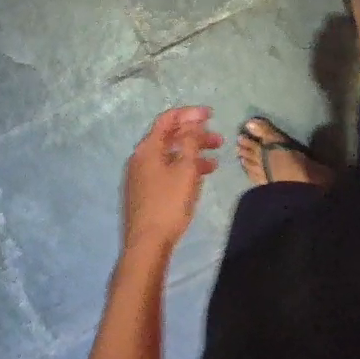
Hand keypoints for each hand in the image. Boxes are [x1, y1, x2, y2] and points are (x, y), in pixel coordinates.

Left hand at [122, 106, 222, 258]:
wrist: (147, 244)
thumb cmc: (168, 203)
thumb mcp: (185, 169)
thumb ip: (190, 141)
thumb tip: (193, 121)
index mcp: (148, 149)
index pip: (168, 120)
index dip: (190, 113)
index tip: (211, 115)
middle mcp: (141, 158)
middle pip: (169, 137)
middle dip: (195, 135)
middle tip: (218, 139)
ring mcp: (141, 177)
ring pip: (170, 156)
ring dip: (192, 153)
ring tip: (215, 161)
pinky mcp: (145, 192)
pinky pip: (167, 171)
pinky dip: (184, 168)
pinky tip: (199, 178)